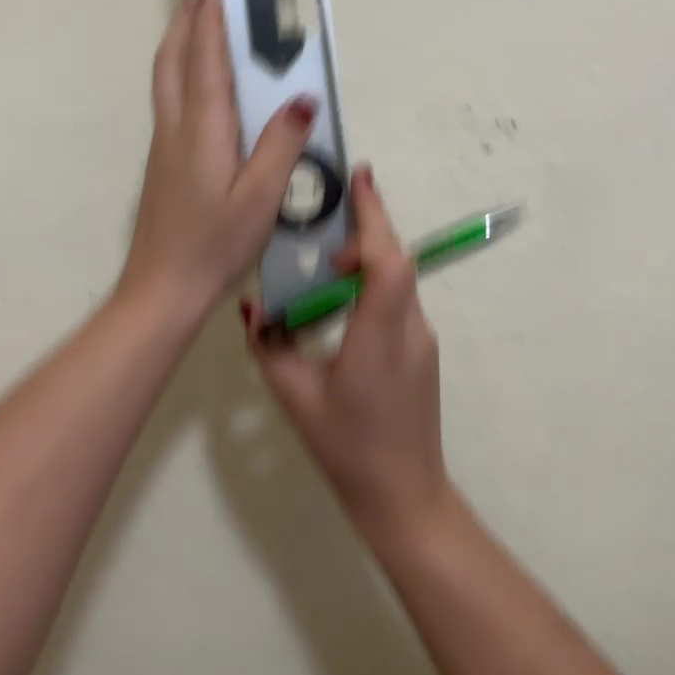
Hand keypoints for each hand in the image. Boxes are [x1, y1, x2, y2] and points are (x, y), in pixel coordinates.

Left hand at [118, 0, 315, 316]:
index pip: (206, 61)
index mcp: (202, 131)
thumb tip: (303, 99)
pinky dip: (179, 76)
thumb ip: (281, 146)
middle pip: (173, 62)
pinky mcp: (162, 167)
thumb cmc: (215, 245)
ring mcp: (163, 148)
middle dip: (186, 24)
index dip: (211, 22)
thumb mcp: (260, 199)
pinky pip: (168, 103)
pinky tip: (196, 89)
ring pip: (165, 81)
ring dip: (179, 47)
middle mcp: (176, 129)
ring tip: (196, 28)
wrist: (162, 289)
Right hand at [243, 166, 452, 529]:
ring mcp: (422, 341)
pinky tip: (344, 304)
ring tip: (328, 265)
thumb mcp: (295, 397)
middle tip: (329, 226)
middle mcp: (410, 330)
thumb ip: (271, 347)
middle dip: (367, 231)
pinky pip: (400, 302)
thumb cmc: (347, 448)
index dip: (375, 217)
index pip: (388, 263)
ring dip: (370, 260)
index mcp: (378, 337)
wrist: (404, 495)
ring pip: (400, 281)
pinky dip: (375, 286)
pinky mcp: (423, 352)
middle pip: (396, 262)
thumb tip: (252, 307)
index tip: (359, 178)